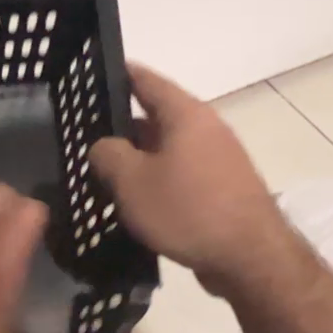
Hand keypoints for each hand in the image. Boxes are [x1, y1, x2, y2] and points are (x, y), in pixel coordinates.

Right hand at [89, 64, 291, 291]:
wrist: (249, 258)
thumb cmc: (187, 210)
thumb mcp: (131, 181)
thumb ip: (107, 154)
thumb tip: (103, 146)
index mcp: (185, 114)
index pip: (145, 79)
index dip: (117, 74)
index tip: (89, 75)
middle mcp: (206, 128)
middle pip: (155, 116)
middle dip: (120, 126)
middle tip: (83, 137)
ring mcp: (218, 159)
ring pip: (166, 149)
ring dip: (137, 159)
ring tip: (102, 173)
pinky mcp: (222, 189)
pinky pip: (180, 174)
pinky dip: (156, 181)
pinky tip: (134, 202)